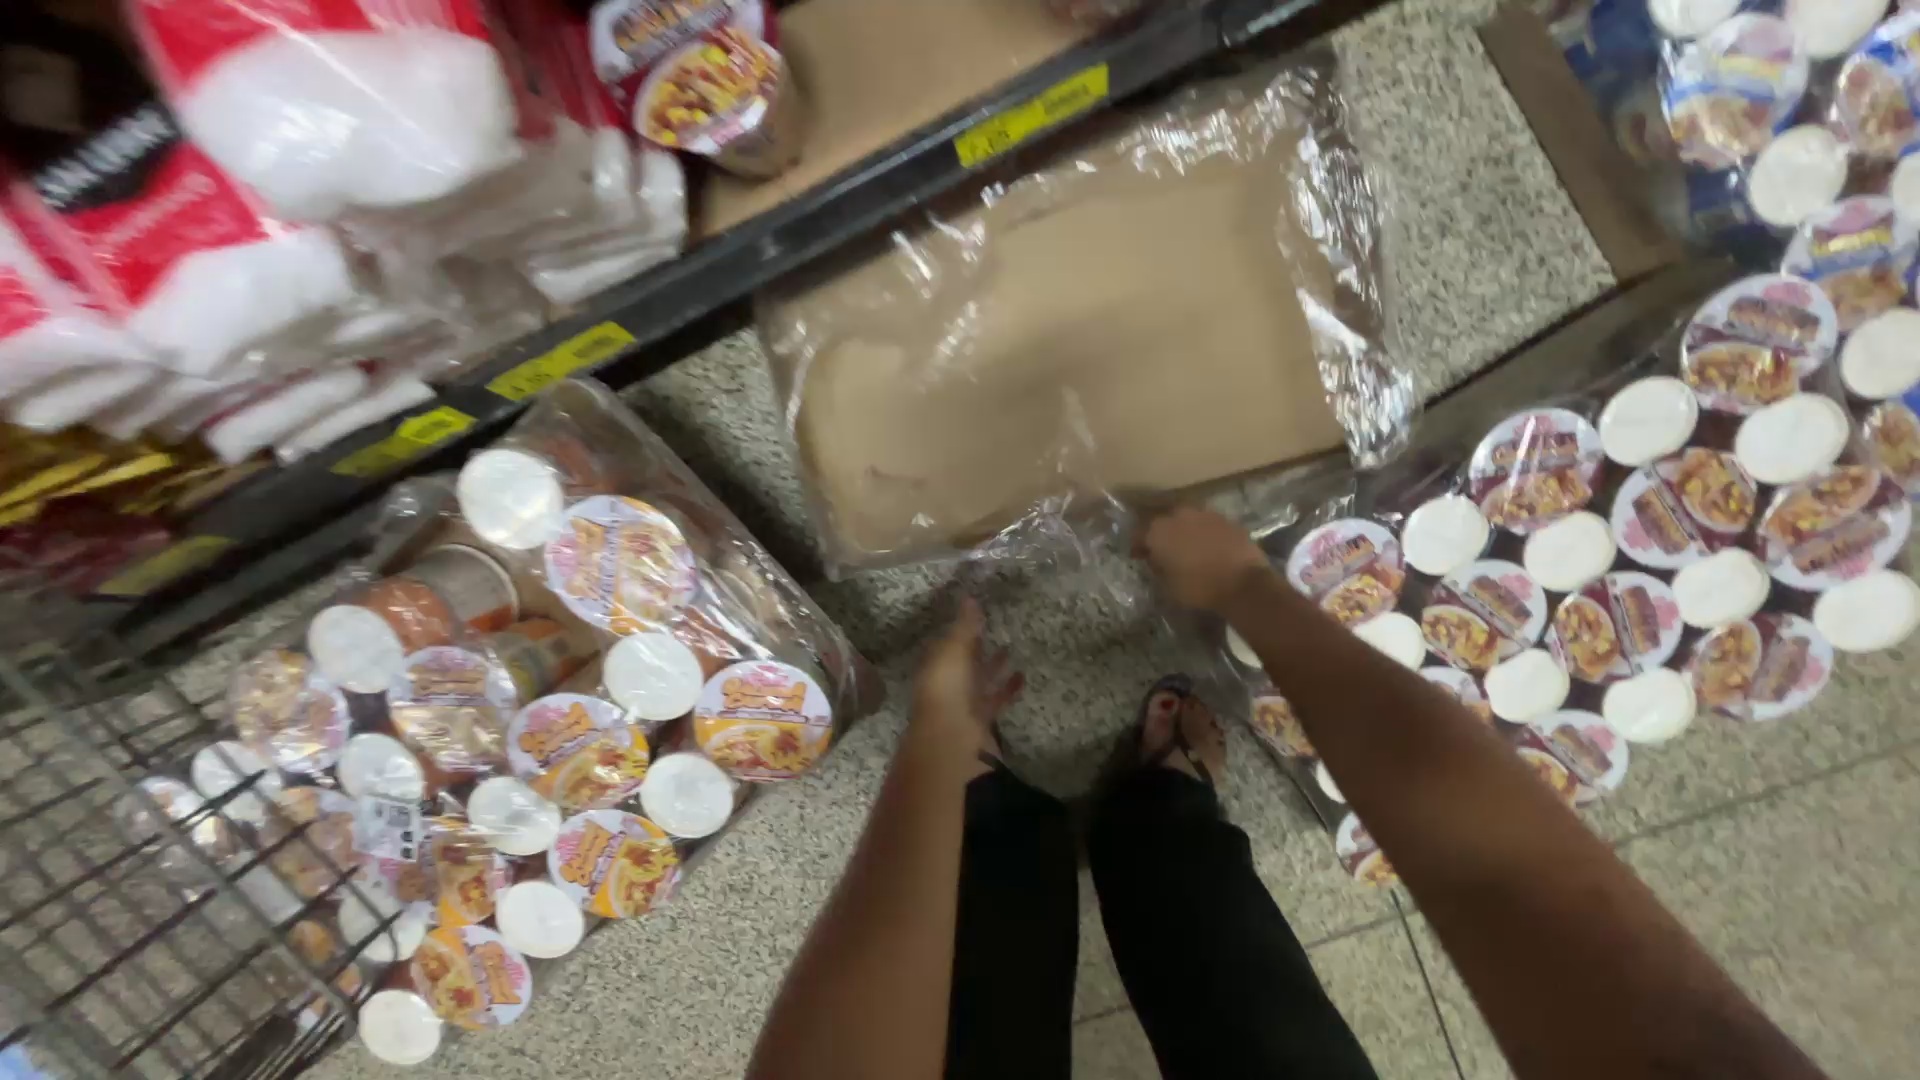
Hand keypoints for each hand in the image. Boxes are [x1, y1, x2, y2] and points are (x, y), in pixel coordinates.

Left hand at [912, 597, 1023, 743]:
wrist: (951, 739)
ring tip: (1011, 648)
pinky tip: (1023, 676)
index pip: (945, 644)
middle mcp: (946, 684)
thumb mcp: (954, 650)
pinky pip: (996, 699)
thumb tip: (969, 597)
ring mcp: (963, 704)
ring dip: (994, 666)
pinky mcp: (981, 720)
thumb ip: (964, 625)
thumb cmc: (947, 688)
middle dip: (976, 647)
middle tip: (993, 627)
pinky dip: (1008, 688)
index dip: (958, 630)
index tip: (974, 615)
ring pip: (980, 681)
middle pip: (962, 662)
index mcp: (934, 666)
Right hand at [1136, 506, 1272, 613]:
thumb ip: (1157, 567)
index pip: (1139, 533)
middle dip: (1161, 535)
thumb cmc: (1198, 587)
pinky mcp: (1227, 519)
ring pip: (1187, 520)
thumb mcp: (1167, 585)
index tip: (1138, 557)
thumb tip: (1157, 559)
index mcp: (1158, 530)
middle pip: (1163, 522)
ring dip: (1184, 531)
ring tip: (1187, 548)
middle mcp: (1179, 515)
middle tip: (1163, 550)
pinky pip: (1208, 524)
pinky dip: (1204, 534)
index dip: (1137, 546)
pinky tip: (1208, 548)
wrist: (1243, 584)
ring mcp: (1205, 514)